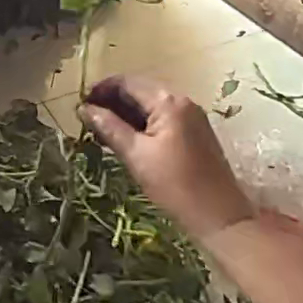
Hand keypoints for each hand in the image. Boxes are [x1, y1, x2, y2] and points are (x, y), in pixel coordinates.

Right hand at [79, 76, 254, 243]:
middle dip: (110, 102)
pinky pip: (160, 118)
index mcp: (169, 102)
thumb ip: (108, 126)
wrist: (221, 219)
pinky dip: (140, 124)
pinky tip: (124, 139)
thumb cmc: (175, 185)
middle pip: (138, 91)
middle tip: (88, 120)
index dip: (100, 90)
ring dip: (123, 114)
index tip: (80, 105)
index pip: (126, 82)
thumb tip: (84, 108)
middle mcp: (182, 103)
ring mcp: (191, 118)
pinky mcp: (194, 133)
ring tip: (101, 132)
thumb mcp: (135, 154)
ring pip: (148, 106)